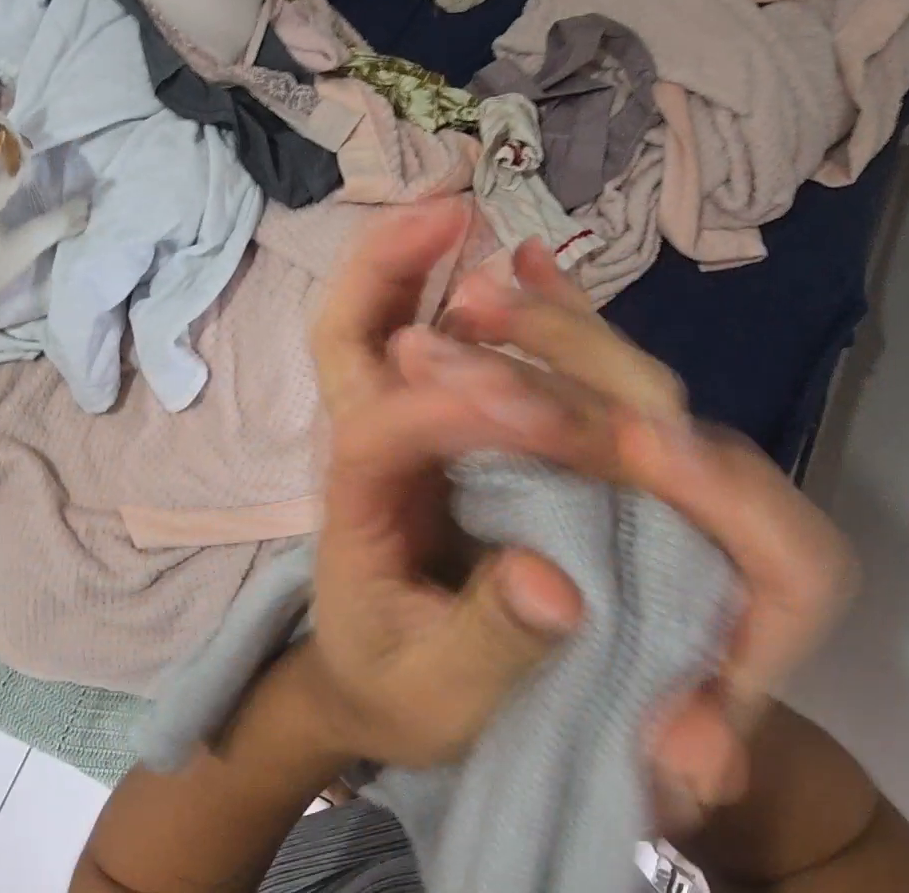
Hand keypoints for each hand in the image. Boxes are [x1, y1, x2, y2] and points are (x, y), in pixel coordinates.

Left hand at [302, 200, 590, 768]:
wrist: (368, 687)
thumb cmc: (396, 691)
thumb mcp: (441, 696)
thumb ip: (491, 646)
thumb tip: (559, 586)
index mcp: (357, 508)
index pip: (385, 431)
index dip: (454, 410)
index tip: (533, 414)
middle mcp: (368, 452)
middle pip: (349, 339)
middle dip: (386, 269)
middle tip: (448, 212)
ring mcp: (393, 436)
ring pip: (380, 326)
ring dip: (414, 265)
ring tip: (472, 217)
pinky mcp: (427, 438)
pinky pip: (428, 350)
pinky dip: (453, 300)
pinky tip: (504, 269)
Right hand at [436, 236, 856, 830]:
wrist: (605, 693)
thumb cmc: (620, 738)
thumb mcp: (641, 773)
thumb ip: (677, 764)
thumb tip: (695, 741)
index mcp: (765, 600)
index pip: (785, 547)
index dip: (723, 492)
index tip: (638, 447)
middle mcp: (725, 509)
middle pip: (687, 428)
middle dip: (594, 374)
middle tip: (500, 331)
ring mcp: (665, 462)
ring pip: (625, 383)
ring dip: (549, 333)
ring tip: (471, 297)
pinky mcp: (613, 439)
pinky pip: (589, 369)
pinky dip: (556, 318)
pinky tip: (516, 264)